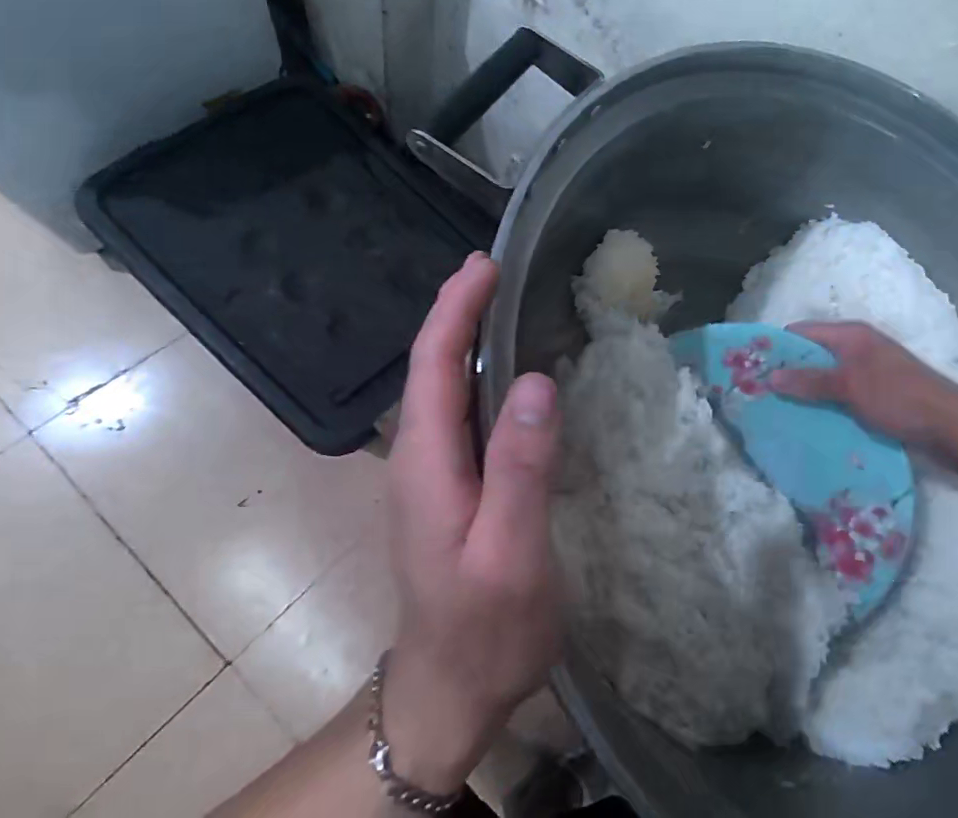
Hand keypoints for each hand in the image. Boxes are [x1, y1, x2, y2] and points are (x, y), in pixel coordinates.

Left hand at [381, 253, 562, 794]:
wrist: (450, 691)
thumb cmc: (484, 629)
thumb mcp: (511, 554)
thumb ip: (521, 469)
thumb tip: (537, 381)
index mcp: (427, 463)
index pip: (433, 365)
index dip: (455, 310)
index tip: (485, 266)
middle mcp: (420, 458)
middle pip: (433, 368)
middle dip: (459, 312)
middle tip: (498, 270)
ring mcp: (432, 475)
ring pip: (445, 389)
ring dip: (467, 340)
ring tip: (505, 304)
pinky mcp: (450, 489)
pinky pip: (463, 414)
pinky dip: (481, 376)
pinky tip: (513, 375)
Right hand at [768, 321, 957, 448]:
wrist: (950, 426)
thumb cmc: (898, 397)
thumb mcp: (849, 387)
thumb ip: (809, 380)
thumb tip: (769, 376)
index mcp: (850, 334)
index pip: (801, 331)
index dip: (777, 347)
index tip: (754, 368)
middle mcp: (857, 347)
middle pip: (811, 354)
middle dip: (788, 371)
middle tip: (763, 393)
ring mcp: (867, 370)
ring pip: (824, 376)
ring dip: (806, 390)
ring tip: (781, 409)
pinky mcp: (874, 393)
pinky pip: (839, 393)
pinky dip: (824, 402)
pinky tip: (811, 419)